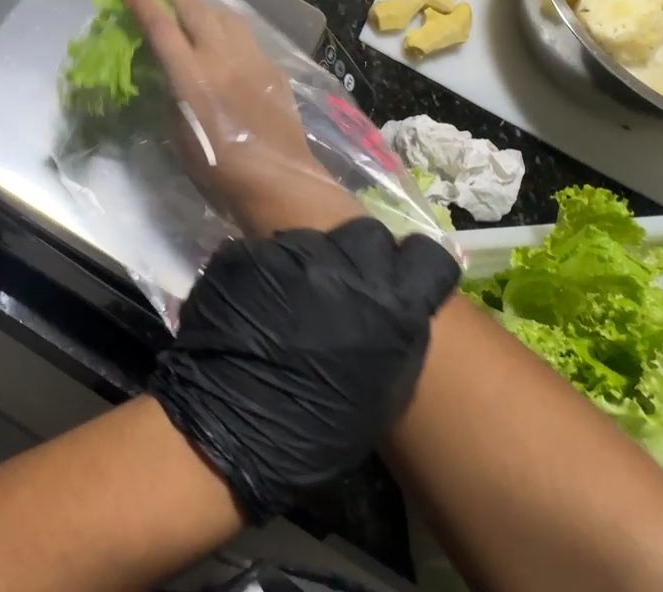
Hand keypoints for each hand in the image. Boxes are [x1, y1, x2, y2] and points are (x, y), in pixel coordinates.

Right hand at [125, 0, 360, 235]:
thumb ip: (174, 97)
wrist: (278, 184)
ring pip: (227, 19)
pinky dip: (231, 28)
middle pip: (196, 12)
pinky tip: (229, 35)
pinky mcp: (273, 72)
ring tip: (198, 0)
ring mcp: (251, 62)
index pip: (162, 29)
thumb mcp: (179, 135)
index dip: (145, 4)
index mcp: (190, 77)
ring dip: (208, 5)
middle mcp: (221, 59)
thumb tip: (172, 76)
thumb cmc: (217, 171)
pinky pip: (248, 39)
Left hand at [150, 218, 460, 522]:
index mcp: (394, 305)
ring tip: (291, 297)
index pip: (427, 255)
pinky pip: (267, 251)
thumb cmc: (319, 428)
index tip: (400, 279)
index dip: (413, 266)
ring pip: (312, 238)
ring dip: (309, 262)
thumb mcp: (387, 389)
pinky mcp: (246, 253)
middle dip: (359, 254)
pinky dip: (266, 270)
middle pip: (366, 234)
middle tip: (342, 284)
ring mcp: (291, 254)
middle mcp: (347, 267)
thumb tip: (395, 304)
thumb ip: (397, 331)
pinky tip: (255, 299)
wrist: (235, 427)